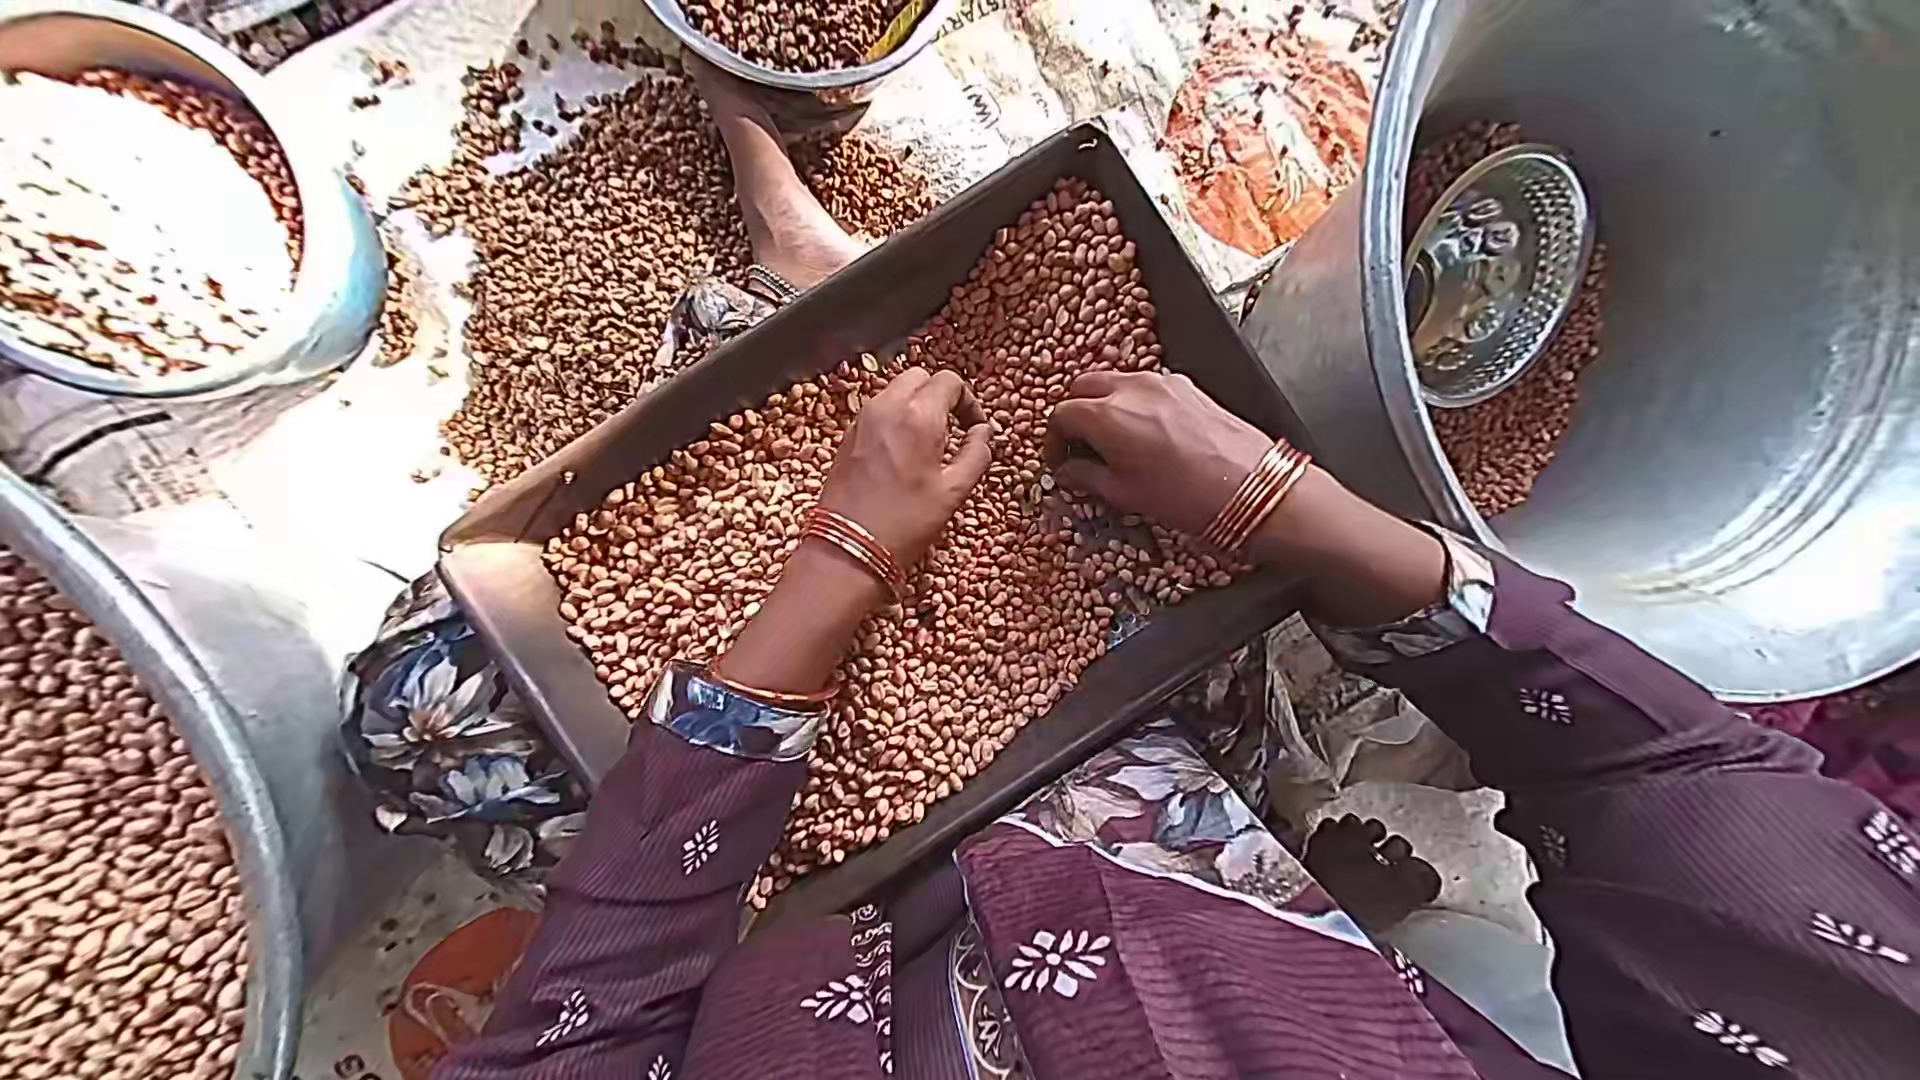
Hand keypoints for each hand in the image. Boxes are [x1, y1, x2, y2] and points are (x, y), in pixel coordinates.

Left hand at [817, 367, 993, 568]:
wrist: (849, 546)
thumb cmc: (905, 522)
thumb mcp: (954, 491)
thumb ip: (977, 454)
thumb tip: (984, 432)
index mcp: (918, 416)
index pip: (949, 381)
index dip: (969, 401)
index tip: (974, 427)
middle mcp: (887, 407)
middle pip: (920, 378)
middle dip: (940, 396)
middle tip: (953, 429)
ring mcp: (862, 420)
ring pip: (895, 392)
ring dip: (916, 406)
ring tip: (928, 443)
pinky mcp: (847, 436)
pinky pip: (877, 412)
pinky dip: (894, 419)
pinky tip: (902, 453)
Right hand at [1044, 369, 1446, 624]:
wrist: (1256, 491)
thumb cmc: (1187, 498)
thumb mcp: (1125, 493)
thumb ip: (1086, 476)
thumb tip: (1066, 471)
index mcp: (1108, 415)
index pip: (1061, 414)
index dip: (1053, 439)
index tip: (1058, 460)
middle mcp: (1131, 387)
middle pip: (1082, 387)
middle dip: (1073, 414)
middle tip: (1076, 446)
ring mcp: (1162, 381)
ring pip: (1113, 380)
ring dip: (1100, 404)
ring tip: (1107, 440)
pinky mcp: (1187, 385)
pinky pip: (1143, 384)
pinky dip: (1129, 400)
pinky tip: (1139, 431)